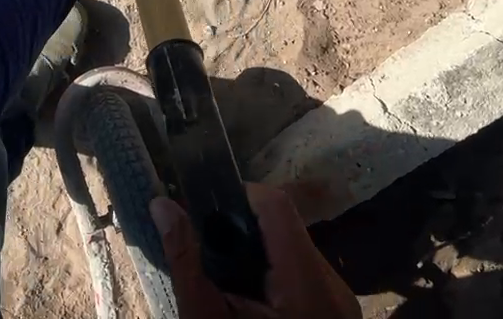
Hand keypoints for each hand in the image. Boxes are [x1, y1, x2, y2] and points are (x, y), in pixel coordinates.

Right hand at [149, 185, 359, 318]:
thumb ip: (186, 259)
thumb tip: (162, 203)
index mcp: (306, 284)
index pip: (278, 204)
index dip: (239, 196)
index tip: (206, 214)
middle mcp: (333, 287)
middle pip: (285, 226)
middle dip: (242, 229)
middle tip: (209, 252)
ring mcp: (341, 304)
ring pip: (294, 249)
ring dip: (257, 252)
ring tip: (227, 281)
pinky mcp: (338, 317)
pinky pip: (304, 274)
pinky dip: (274, 275)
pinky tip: (251, 303)